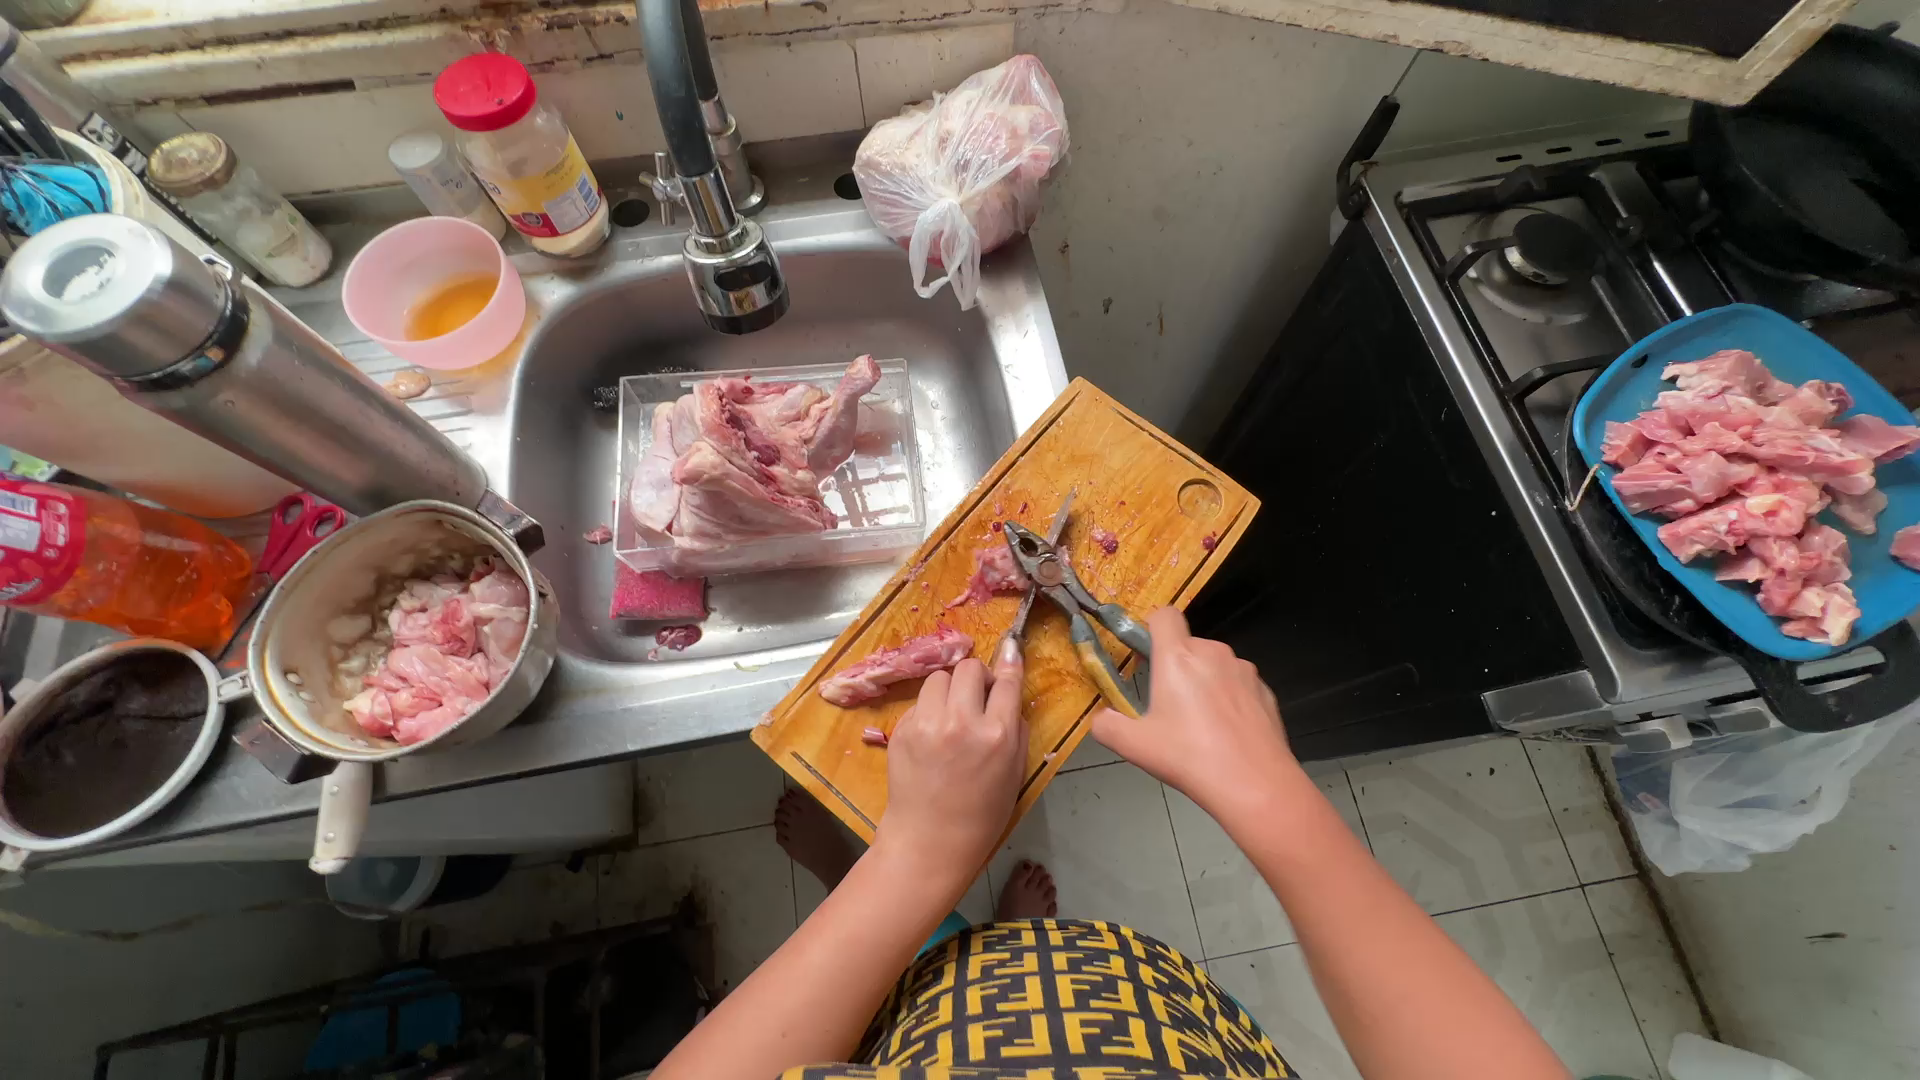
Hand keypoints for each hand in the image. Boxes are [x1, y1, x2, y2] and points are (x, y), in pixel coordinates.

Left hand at [875, 642, 1026, 877]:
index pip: (1007, 680)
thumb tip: (1008, 695)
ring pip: (940, 677)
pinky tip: (932, 734)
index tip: (1010, 645)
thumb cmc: (982, 814)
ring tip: (952, 712)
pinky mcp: (901, 729)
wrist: (930, 840)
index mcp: (997, 734)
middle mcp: (962, 721)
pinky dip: (929, 709)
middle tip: (977, 697)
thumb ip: (1015, 729)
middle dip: (977, 678)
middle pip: (969, 668)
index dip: (1010, 660)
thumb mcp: (1015, 773)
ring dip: (950, 689)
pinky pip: (920, 701)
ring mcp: (927, 723)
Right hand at [1091, 608, 1298, 819]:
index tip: (1147, 654)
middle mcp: (1212, 652)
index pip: (1164, 614)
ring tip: (1202, 723)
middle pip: (1188, 643)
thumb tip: (1101, 719)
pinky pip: (1238, 683)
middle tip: (1169, 705)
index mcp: (1177, 657)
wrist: (1256, 785)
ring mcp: (1243, 670)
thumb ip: (1107, 726)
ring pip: (1215, 663)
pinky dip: (1230, 698)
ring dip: (1204, 680)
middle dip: (1177, 665)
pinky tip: (1228, 732)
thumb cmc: (1190, 758)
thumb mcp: (1135, 746)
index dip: (1152, 627)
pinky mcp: (1265, 690)